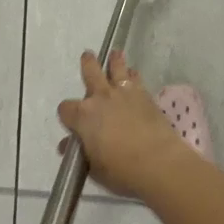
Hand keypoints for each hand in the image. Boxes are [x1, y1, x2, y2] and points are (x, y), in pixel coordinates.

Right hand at [56, 50, 197, 198]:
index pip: (66, 108)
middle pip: (90, 73)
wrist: (158, 162)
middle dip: (87, 64)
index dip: (66, 114)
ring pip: (116, 67)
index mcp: (84, 116)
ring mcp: (123, 93)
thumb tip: (66, 145)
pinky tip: (134, 75)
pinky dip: (133, 75)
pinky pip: (135, 78)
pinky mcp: (143, 94)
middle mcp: (101, 98)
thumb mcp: (94, 167)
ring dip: (114, 61)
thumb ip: (81, 152)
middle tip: (88, 56)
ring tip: (115, 53)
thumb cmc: (121, 170)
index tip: (71, 120)